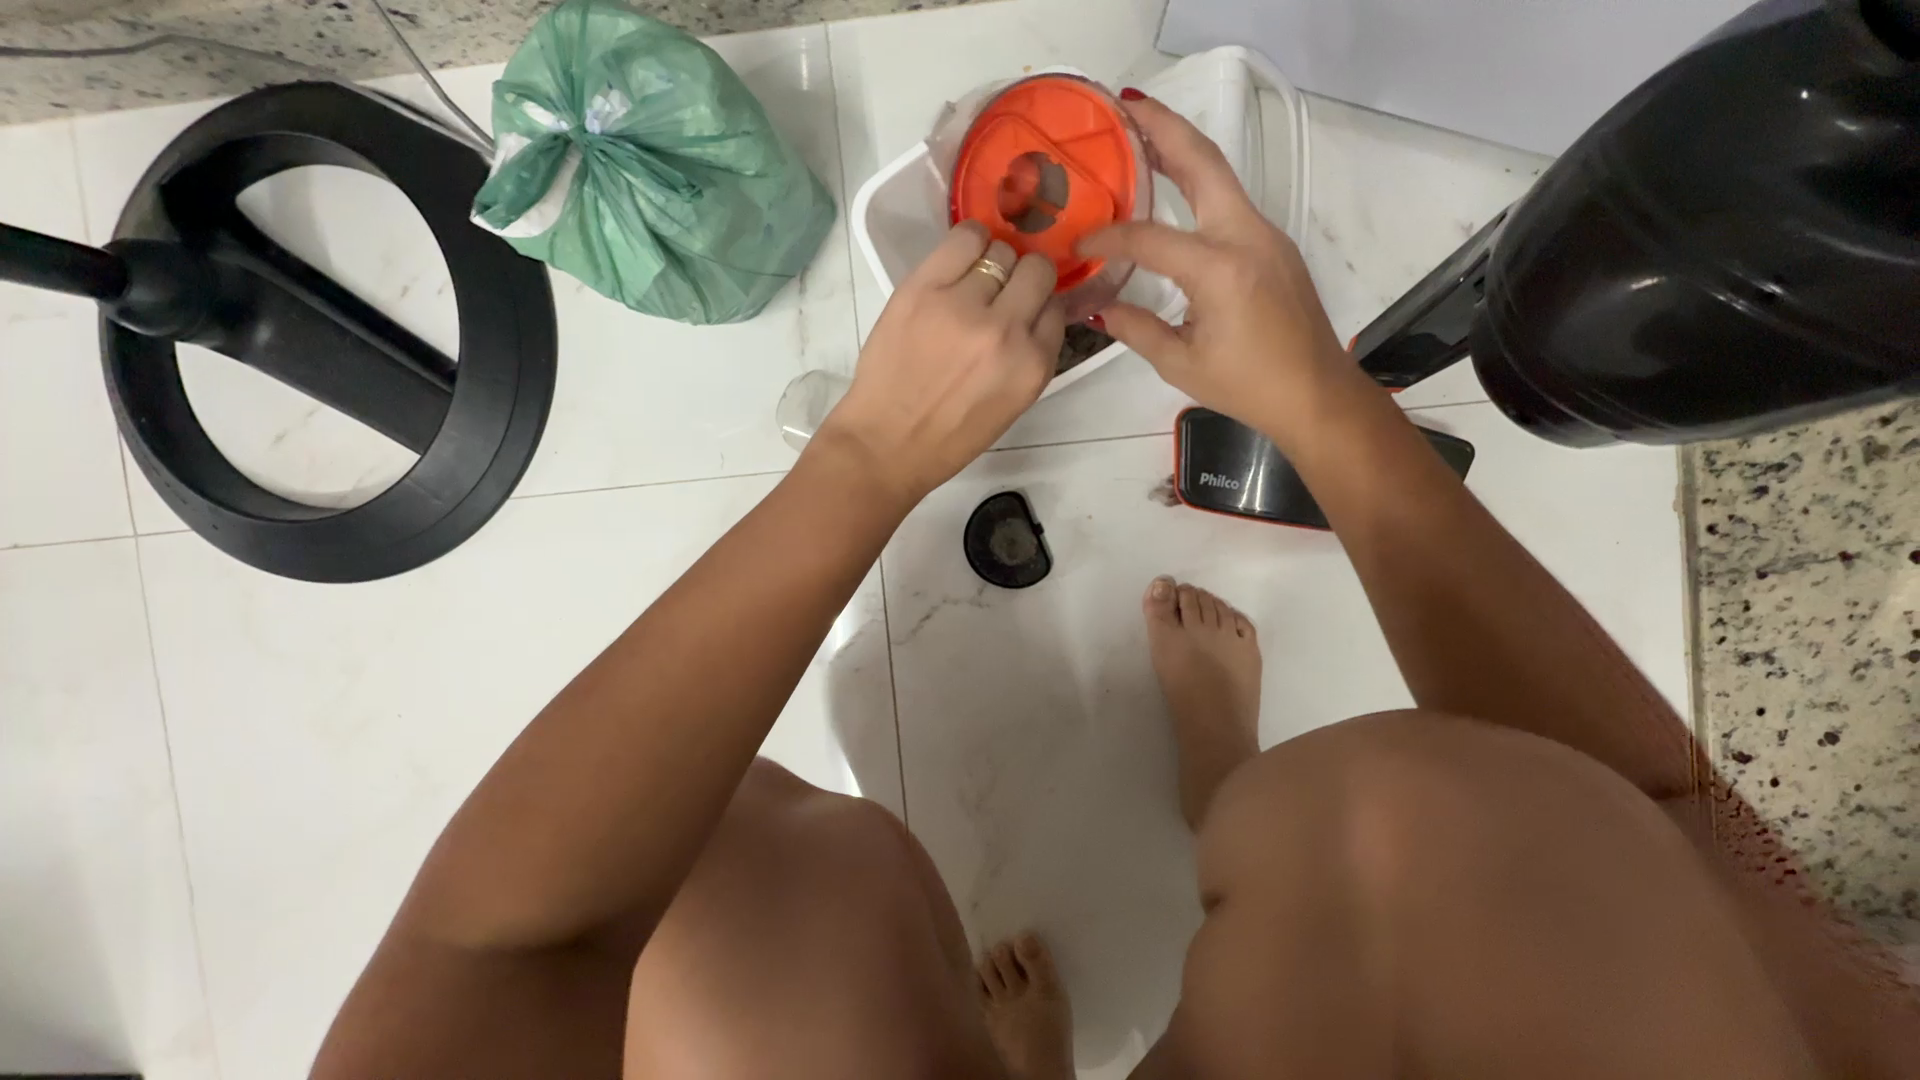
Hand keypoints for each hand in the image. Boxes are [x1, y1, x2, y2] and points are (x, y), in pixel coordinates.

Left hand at [818, 221, 1065, 503]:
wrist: (886, 444)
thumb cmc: (949, 436)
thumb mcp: (1011, 404)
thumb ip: (1030, 356)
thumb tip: (1035, 311)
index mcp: (1032, 366)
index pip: (1056, 308)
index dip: (1039, 306)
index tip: (1023, 311)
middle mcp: (1006, 331)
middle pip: (1036, 271)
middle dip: (1024, 278)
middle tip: (999, 293)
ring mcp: (963, 306)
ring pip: (1001, 251)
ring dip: (993, 263)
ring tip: (972, 282)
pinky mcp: (923, 289)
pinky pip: (963, 238)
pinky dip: (968, 241)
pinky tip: (960, 258)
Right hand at [1080, 94, 1363, 434]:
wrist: (1316, 393)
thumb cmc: (1249, 386)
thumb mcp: (1181, 363)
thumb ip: (1136, 329)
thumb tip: (1099, 308)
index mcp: (1221, 270)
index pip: (1150, 238)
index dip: (1109, 239)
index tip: (1080, 245)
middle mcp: (1247, 237)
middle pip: (1204, 163)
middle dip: (1163, 128)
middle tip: (1124, 109)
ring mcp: (1266, 235)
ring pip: (1221, 176)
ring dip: (1182, 151)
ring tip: (1141, 139)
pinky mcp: (1272, 245)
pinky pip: (1230, 202)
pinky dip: (1197, 186)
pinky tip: (1171, 193)